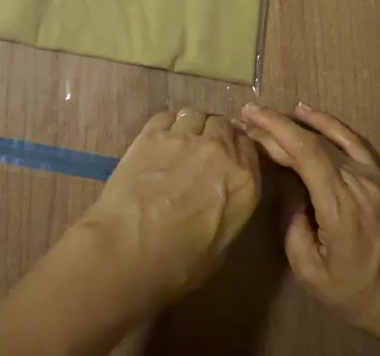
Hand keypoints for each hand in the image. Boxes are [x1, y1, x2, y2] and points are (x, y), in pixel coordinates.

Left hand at [72, 107, 262, 307]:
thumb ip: (229, 211)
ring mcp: (184, 138)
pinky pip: (166, 116)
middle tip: (202, 152)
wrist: (130, 250)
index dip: (237, 150)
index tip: (227, 158)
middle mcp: (219, 150)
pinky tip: (159, 141)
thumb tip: (219, 201)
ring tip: (180, 143)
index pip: (249, 146)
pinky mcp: (152, 134)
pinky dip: (166, 125)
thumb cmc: (179, 264)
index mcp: (244, 180)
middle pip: (222, 124)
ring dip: (191, 126)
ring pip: (194, 115)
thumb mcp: (221, 247)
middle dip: (215, 134)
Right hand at [239, 102, 379, 344]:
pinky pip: (353, 142)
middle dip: (277, 127)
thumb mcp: (313, 272)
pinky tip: (310, 115)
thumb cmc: (362, 295)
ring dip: (299, 122)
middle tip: (248, 120)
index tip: (246, 118)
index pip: (302, 151)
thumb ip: (292, 225)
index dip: (273, 130)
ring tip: (270, 113)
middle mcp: (358, 181)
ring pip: (332, 137)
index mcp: (339, 203)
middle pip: (312, 141)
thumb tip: (285, 188)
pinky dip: (330, 125)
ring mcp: (374, 176)